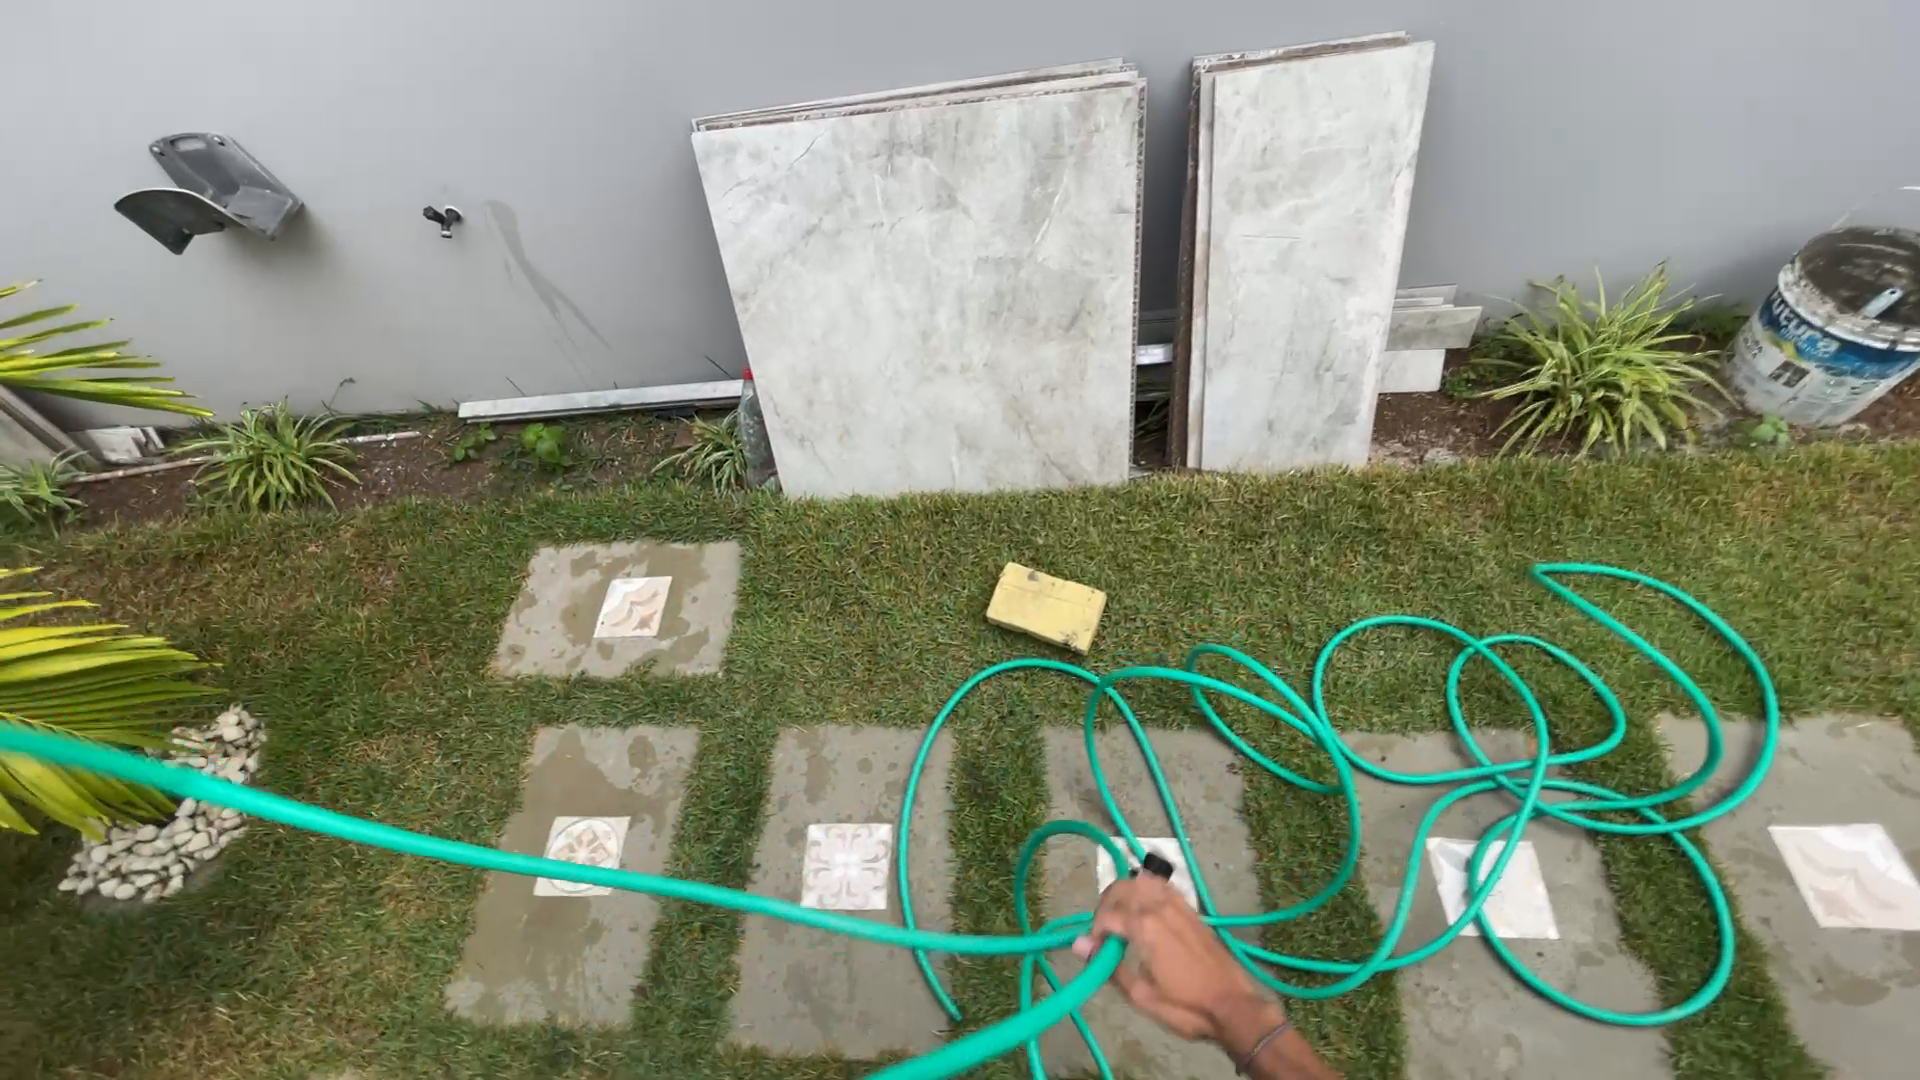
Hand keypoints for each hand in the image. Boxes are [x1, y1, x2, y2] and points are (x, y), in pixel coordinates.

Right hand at [1071, 873, 1279, 1044]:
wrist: (1232, 1005)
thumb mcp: (1142, 996)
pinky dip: (1146, 888)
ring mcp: (1176, 904)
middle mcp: (1158, 907)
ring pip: (1141, 880)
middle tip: (1103, 931)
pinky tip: (1144, 906)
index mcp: (1145, 927)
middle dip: (1104, 905)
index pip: (1107, 916)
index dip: (1094, 932)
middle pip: (1121, 888)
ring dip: (1124, 892)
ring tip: (1120, 914)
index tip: (1094, 950)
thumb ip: (1110, 966)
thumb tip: (1079, 945)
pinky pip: (1162, 885)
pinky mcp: (1190, 908)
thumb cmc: (1186, 1006)